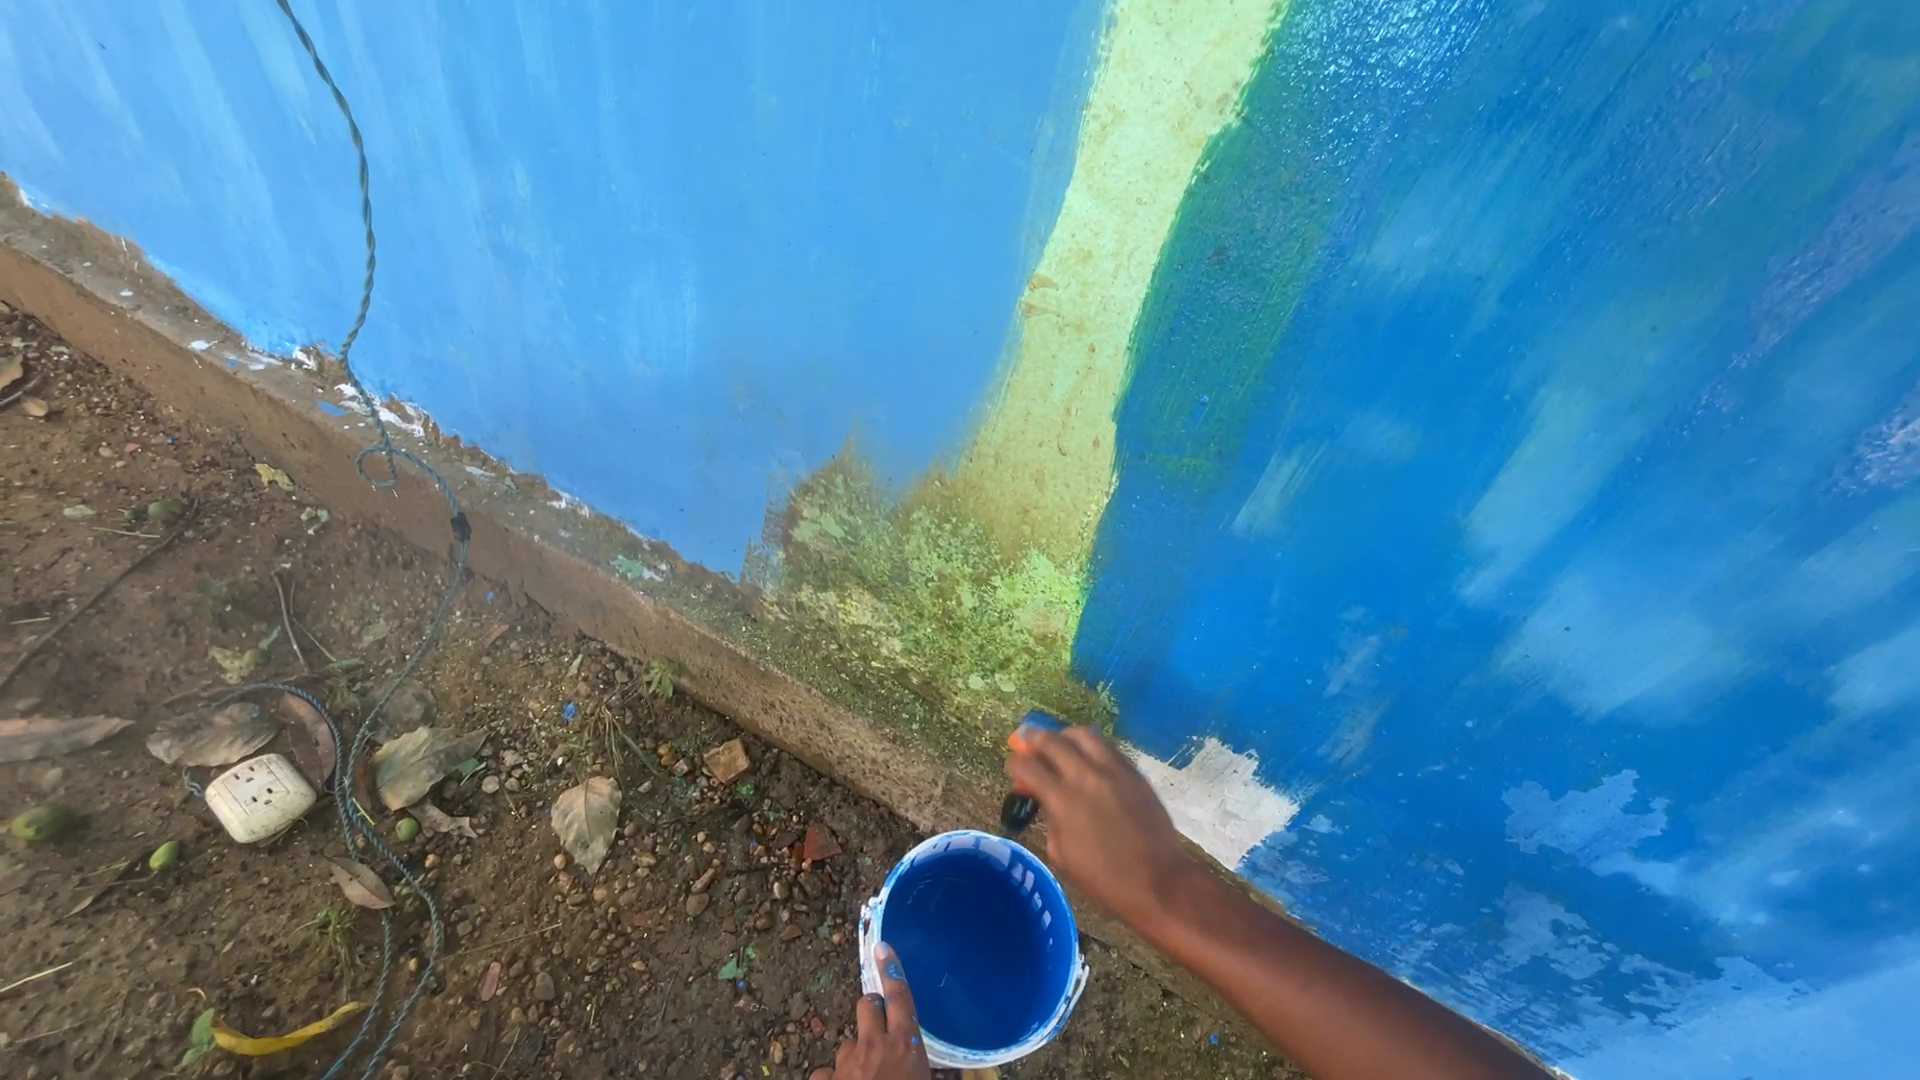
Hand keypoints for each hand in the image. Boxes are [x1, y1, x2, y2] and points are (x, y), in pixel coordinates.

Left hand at [811, 943, 930, 1079]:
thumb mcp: (923, 1077)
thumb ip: (916, 1059)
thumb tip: (914, 1054)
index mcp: (904, 1044)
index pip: (899, 997)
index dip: (891, 970)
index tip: (882, 947)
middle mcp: (874, 1046)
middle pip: (867, 1004)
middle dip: (871, 1007)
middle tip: (878, 1024)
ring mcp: (847, 1062)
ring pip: (848, 1043)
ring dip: (856, 1052)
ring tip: (864, 1072)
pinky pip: (827, 1071)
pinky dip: (834, 1077)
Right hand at [1005, 726, 1200, 929]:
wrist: (1158, 881)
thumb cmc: (1105, 879)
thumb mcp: (1062, 854)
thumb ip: (1049, 817)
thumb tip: (1044, 797)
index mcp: (1063, 801)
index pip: (1028, 767)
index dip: (1014, 764)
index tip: (1012, 767)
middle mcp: (1085, 776)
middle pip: (1051, 741)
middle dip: (1032, 738)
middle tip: (1024, 740)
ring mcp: (1113, 770)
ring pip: (1082, 734)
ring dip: (1063, 735)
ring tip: (1057, 742)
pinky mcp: (1133, 771)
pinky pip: (1106, 745)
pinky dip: (1089, 745)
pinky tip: (1085, 753)